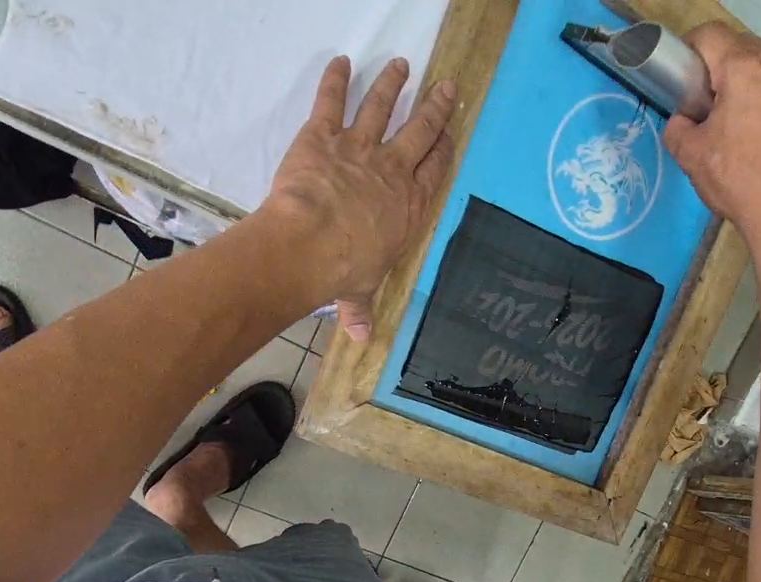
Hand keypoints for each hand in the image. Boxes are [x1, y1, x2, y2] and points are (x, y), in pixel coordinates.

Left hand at [265, 57, 455, 342]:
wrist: (311, 245)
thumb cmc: (344, 272)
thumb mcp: (359, 293)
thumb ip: (360, 310)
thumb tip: (362, 339)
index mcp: (409, 208)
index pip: (433, 171)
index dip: (443, 150)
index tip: (449, 135)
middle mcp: (392, 172)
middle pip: (420, 132)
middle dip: (435, 109)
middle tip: (445, 88)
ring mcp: (360, 148)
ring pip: (382, 108)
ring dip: (392, 85)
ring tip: (402, 66)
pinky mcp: (324, 135)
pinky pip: (332, 101)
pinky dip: (336, 80)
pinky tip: (341, 64)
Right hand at [663, 25, 760, 243]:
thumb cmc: (739, 180)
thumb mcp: (692, 156)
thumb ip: (678, 128)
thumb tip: (683, 119)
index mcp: (746, 65)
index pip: (709, 35)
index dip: (688, 54)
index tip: (682, 82)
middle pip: (736, 49)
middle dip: (717, 74)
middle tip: (706, 112)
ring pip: (760, 64)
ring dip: (742, 85)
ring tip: (734, 126)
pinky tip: (757, 132)